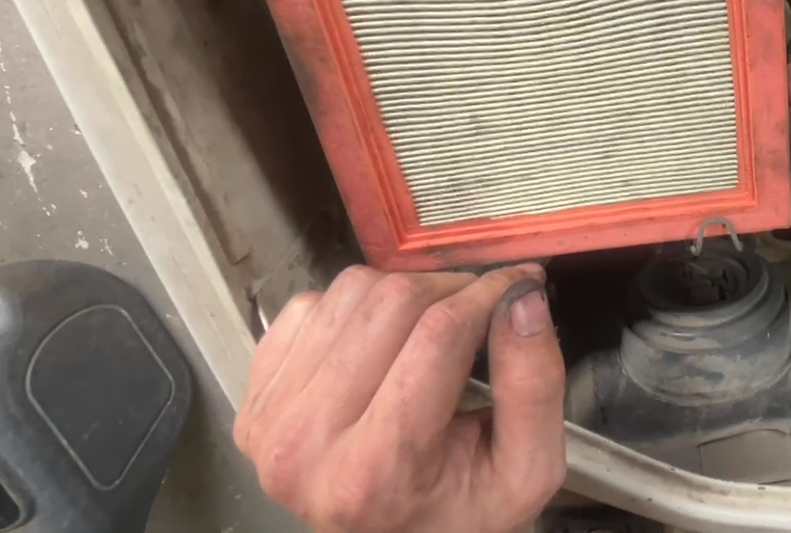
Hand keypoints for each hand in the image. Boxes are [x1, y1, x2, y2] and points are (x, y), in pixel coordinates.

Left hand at [235, 264, 564, 532]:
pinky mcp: (254, 395)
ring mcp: (270, 418)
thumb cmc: (461, 509)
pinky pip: (313, 301)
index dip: (490, 292)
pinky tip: (380, 343)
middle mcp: (306, 443)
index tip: (519, 282)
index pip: (439, 333)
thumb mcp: (527, 468)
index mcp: (377, 469)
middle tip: (479, 309)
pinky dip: (357, 306)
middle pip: (394, 301)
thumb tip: (523, 296)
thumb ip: (536, 383)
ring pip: (355, 288)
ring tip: (431, 328)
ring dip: (408, 291)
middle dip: (452, 289)